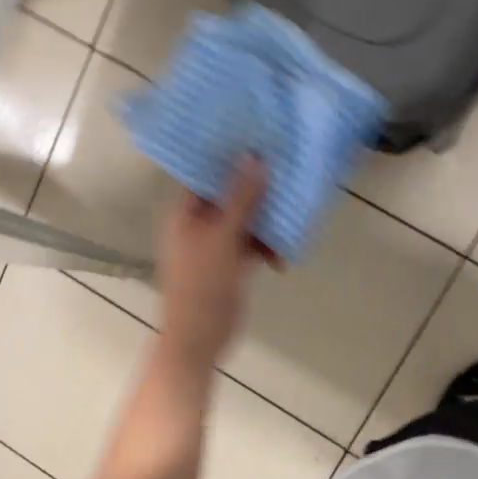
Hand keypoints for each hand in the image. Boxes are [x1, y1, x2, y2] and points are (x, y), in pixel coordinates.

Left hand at [154, 156, 271, 366]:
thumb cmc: (201, 287)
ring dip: (267, 220)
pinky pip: (252, 245)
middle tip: (287, 168)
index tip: (259, 138)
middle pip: (229, 195)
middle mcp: (198, 225)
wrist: (199, 340)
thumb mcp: (221, 238)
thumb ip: (240, 198)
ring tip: (293, 211)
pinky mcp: (232, 265)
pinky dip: (267, 246)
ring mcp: (216, 246)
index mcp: (184, 214)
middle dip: (257, 187)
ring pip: (245, 221)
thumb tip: (255, 158)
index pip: (206, 174)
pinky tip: (284, 253)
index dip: (229, 157)